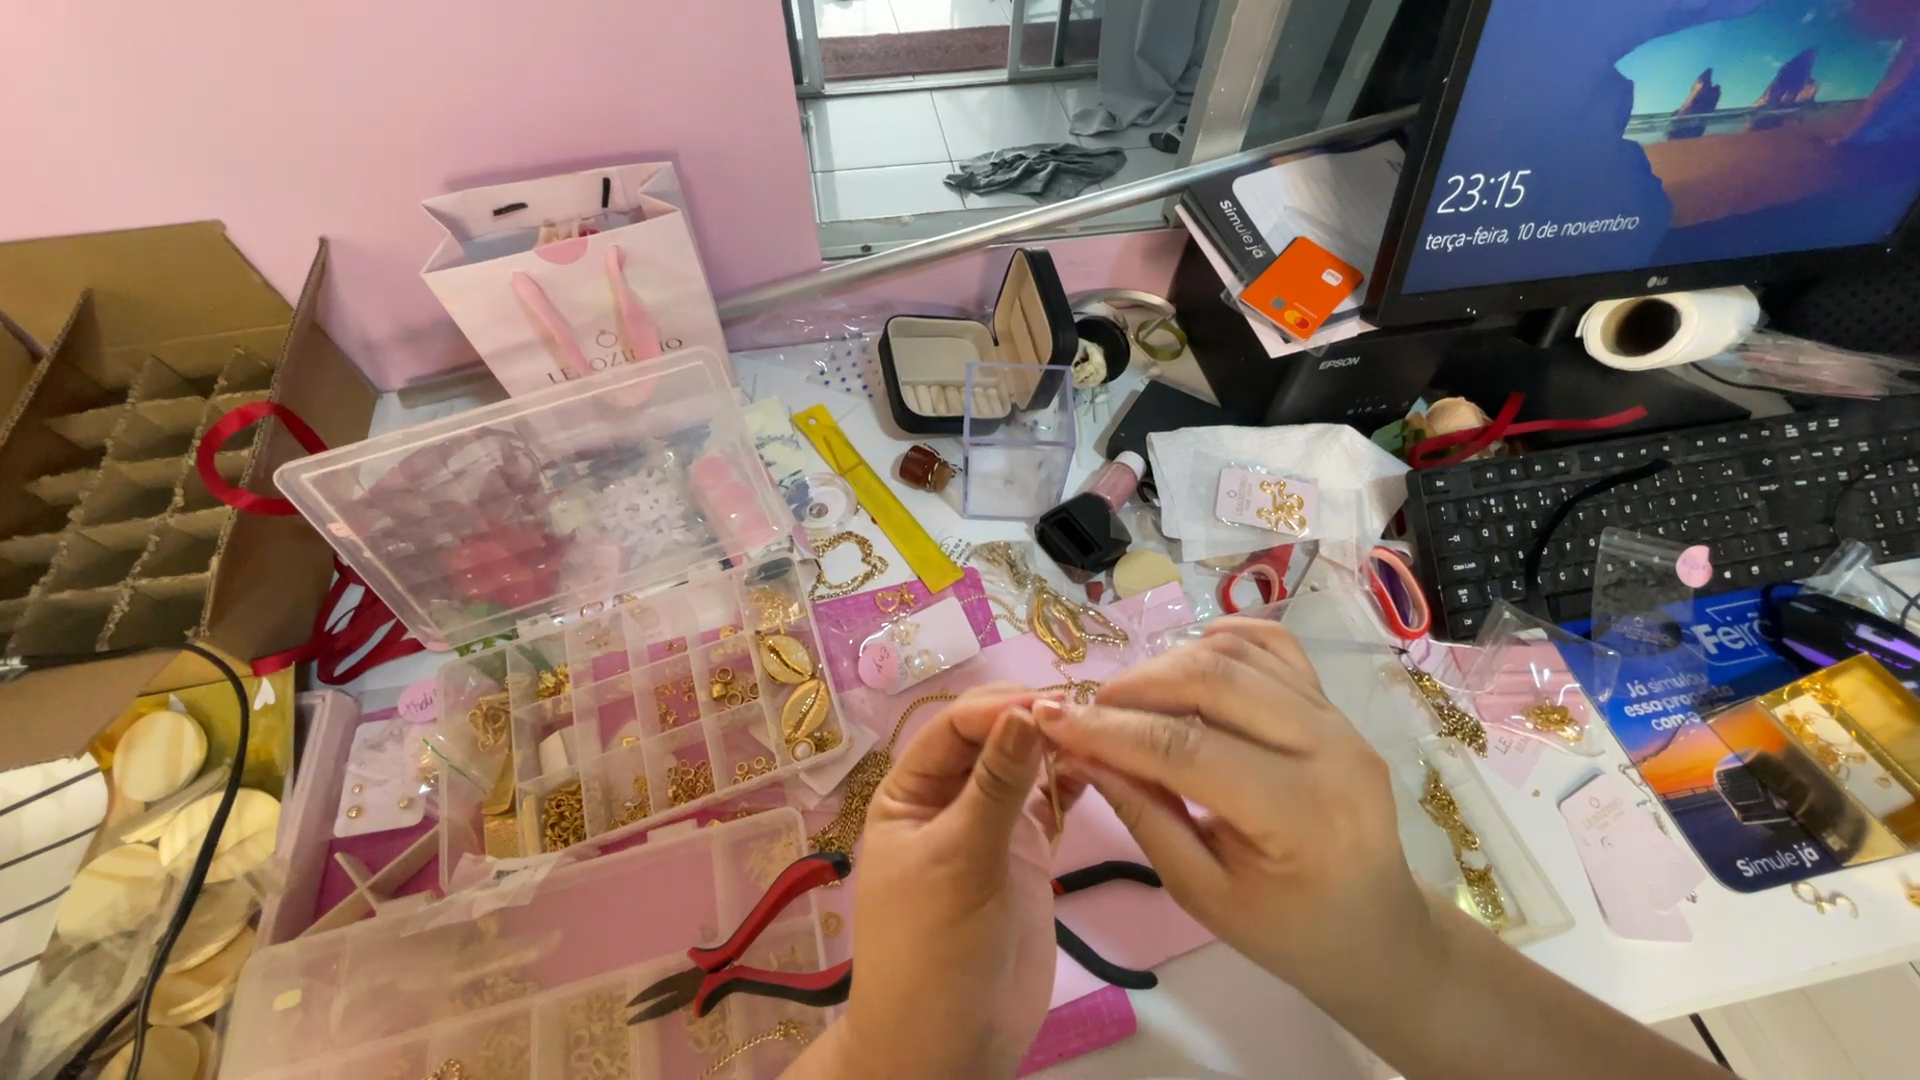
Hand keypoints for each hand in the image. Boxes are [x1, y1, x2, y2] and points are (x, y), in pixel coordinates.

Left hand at [792, 685, 1083, 1078]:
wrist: (950, 1048)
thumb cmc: (933, 950)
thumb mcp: (959, 860)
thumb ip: (995, 785)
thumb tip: (1027, 709)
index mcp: (909, 791)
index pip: (952, 728)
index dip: (996, 709)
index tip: (1050, 701)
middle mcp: (948, 797)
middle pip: (990, 739)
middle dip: (1028, 719)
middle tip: (1084, 708)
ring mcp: (991, 824)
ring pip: (1023, 766)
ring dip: (1054, 745)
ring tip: (1099, 727)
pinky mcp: (1027, 852)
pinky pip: (1049, 802)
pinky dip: (1071, 781)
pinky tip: (1101, 763)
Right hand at [1032, 619, 1446, 1016]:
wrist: (1378, 931)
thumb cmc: (1287, 931)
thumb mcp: (1201, 892)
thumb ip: (1140, 813)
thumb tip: (1077, 751)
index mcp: (1300, 816)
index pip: (1185, 749)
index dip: (1109, 730)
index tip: (1051, 719)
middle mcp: (1329, 750)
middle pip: (1211, 680)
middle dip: (1135, 687)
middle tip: (1090, 710)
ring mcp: (1339, 719)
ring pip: (1237, 652)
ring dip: (1168, 663)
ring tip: (1133, 699)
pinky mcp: (1335, 704)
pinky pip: (1272, 645)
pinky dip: (1220, 640)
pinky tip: (1186, 662)